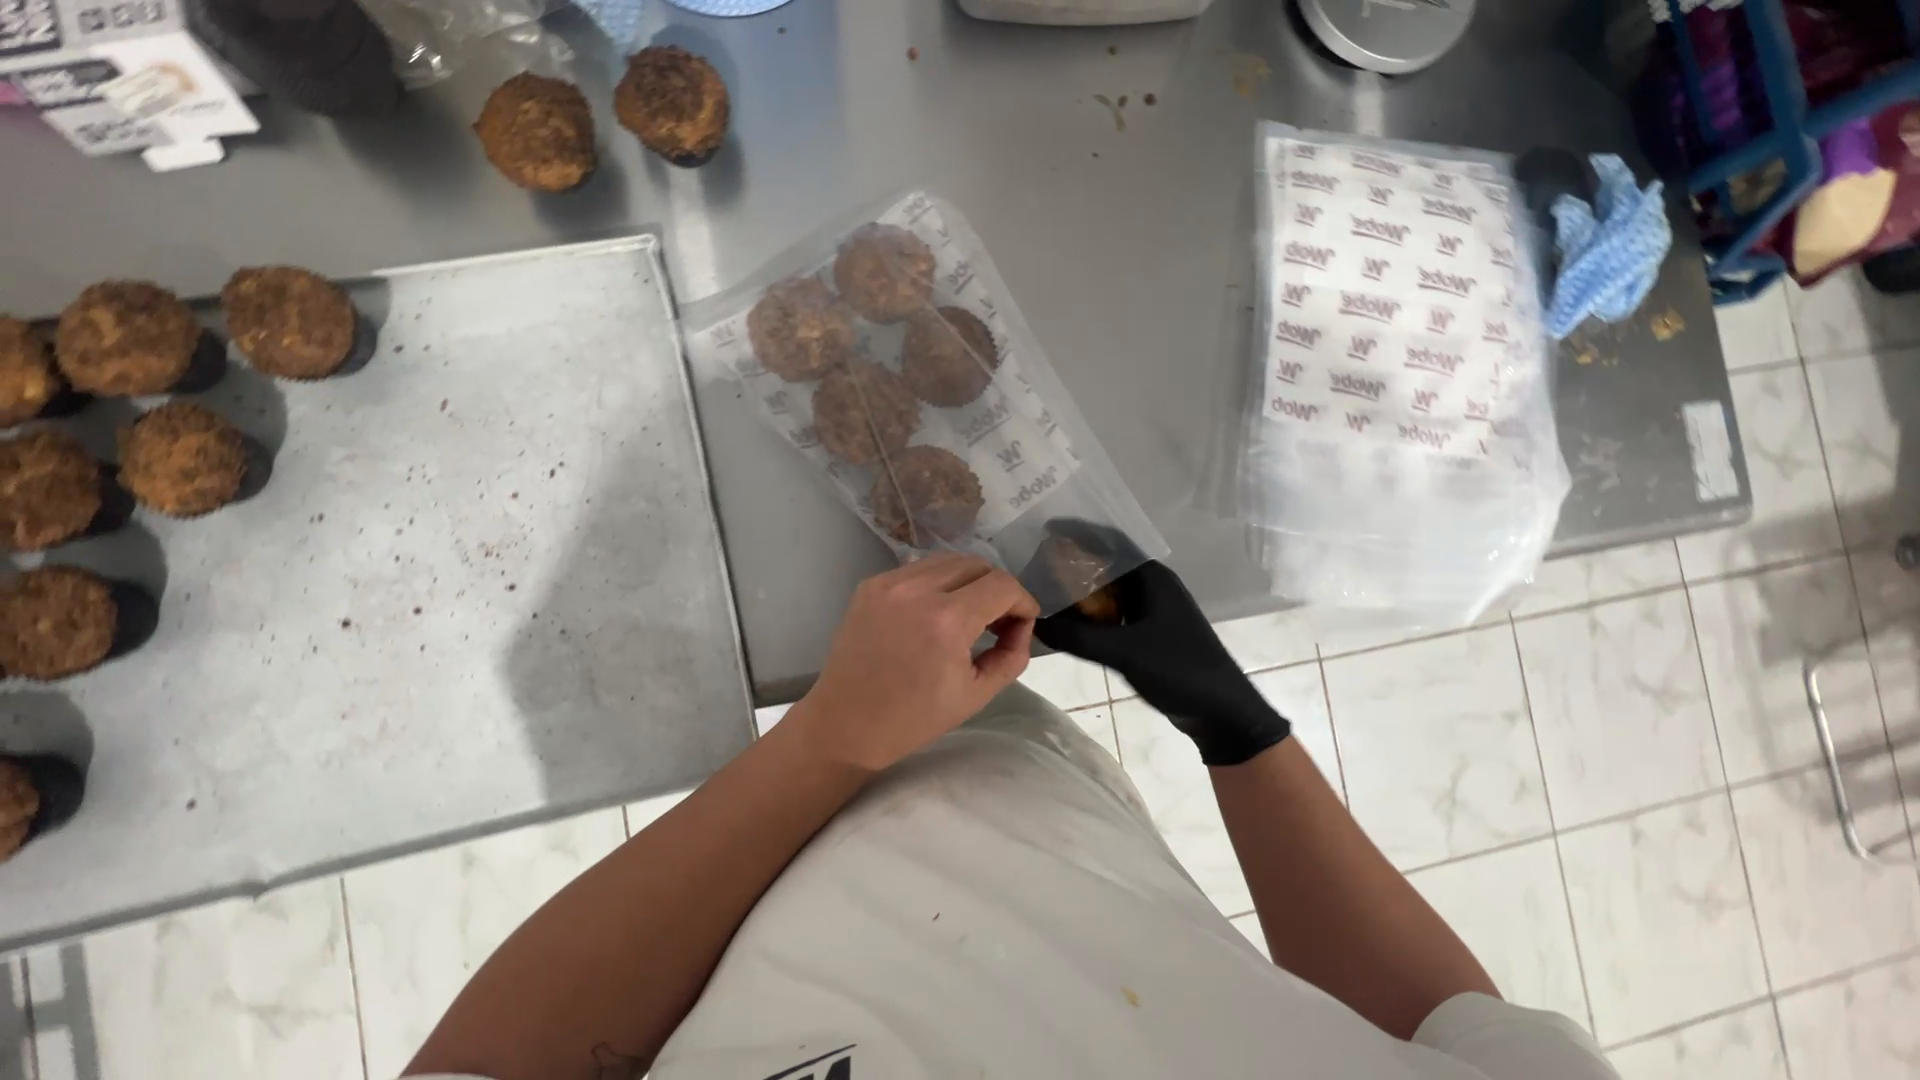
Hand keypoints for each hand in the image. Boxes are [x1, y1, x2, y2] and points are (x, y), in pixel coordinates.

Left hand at [787, 554, 1038, 773]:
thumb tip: (1021, 628)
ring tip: (967, 616)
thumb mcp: (976, 694)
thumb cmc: (913, 719)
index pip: (1002, 586)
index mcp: (947, 621)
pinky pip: (918, 570)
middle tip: (998, 623)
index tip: (1023, 624)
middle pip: (977, 565)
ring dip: (967, 582)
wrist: (846, 724)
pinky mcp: (870, 585)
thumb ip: (1011, 655)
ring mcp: (889, 584)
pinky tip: (934, 615)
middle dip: (997, 590)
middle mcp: (917, 590)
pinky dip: (936, 584)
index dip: (1022, 602)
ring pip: (947, 561)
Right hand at [1037, 555, 1289, 766]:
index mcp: (1152, 577)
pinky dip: (1092, 613)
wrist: (1220, 709)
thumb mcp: (1124, 652)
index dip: (1077, 534)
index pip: (1110, 542)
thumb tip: (1036, 624)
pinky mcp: (1151, 631)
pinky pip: (1115, 612)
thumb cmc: (1180, 669)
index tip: (1044, 533)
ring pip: (1110, 590)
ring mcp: (1154, 609)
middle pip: (1107, 564)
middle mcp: (1153, 586)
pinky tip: (1071, 624)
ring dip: (1082, 590)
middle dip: (1073, 563)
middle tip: (1037, 567)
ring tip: (1046, 591)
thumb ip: (1079, 638)